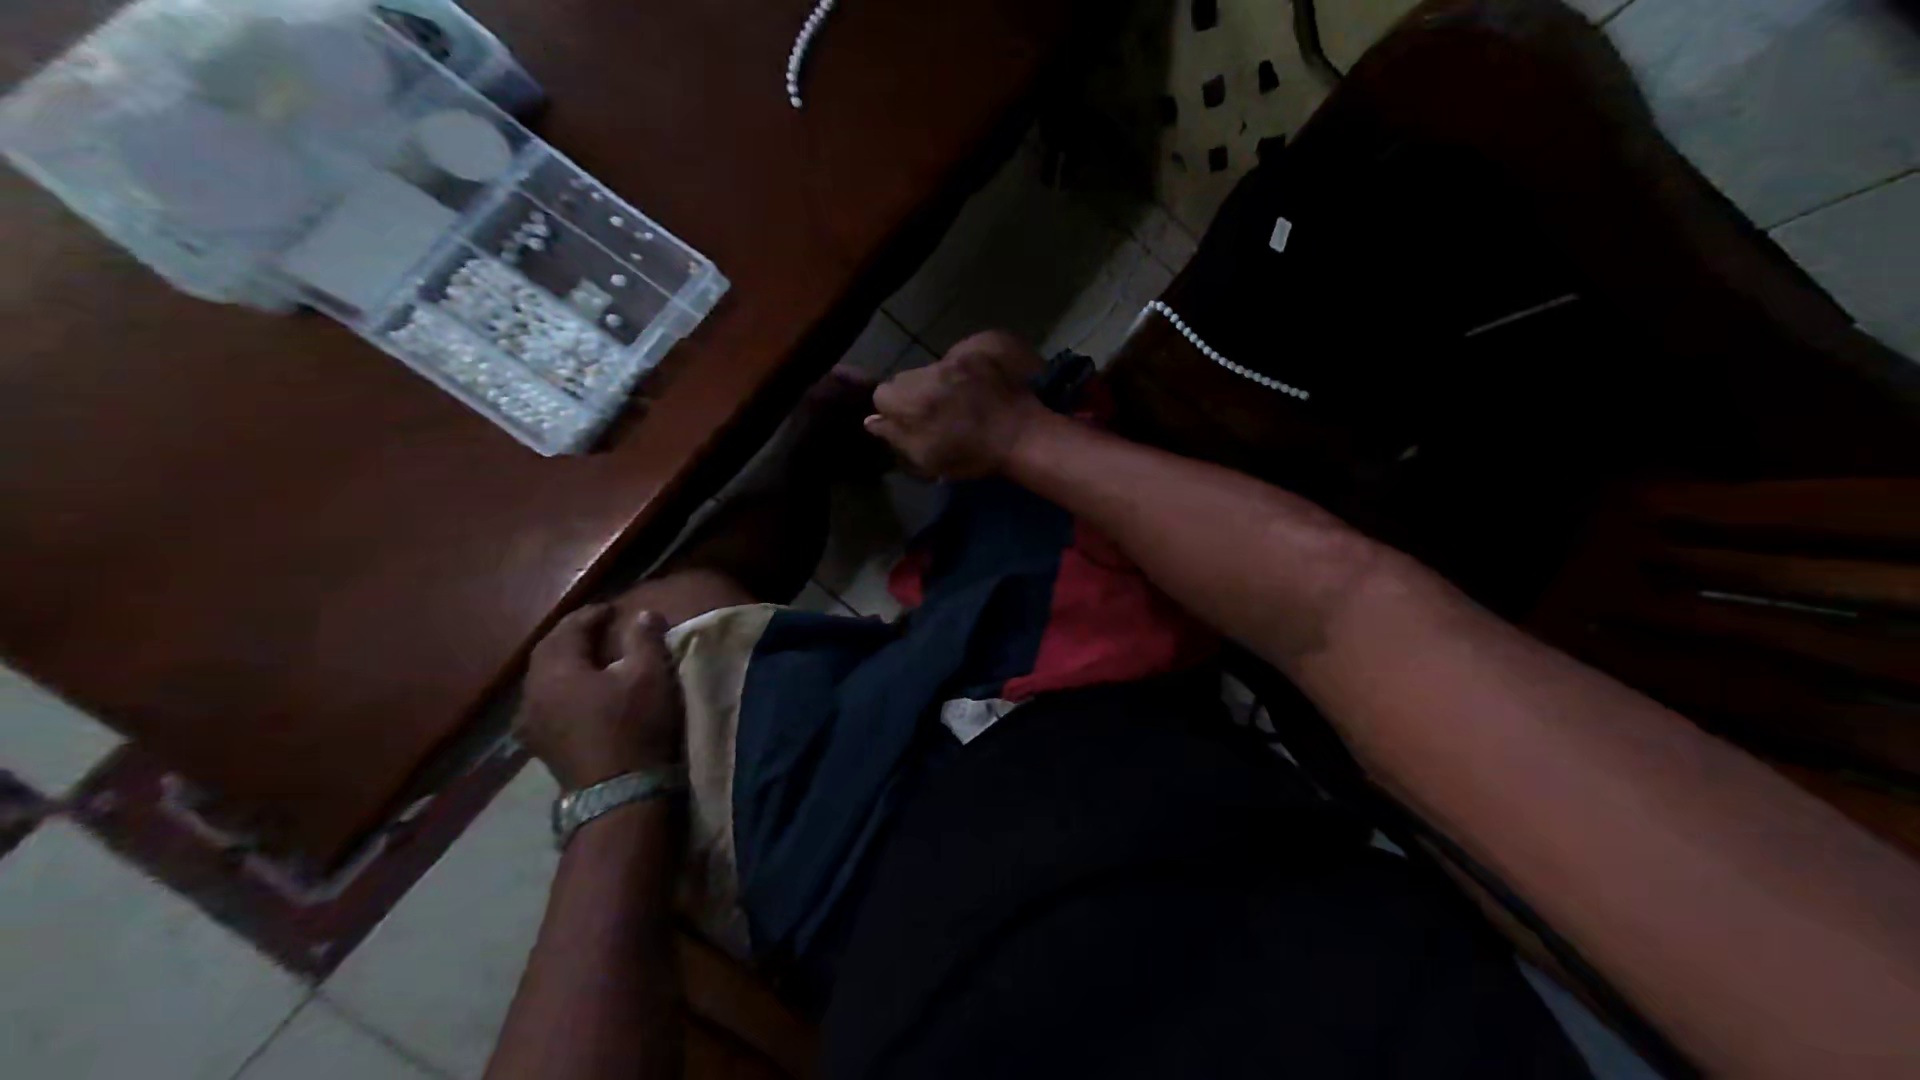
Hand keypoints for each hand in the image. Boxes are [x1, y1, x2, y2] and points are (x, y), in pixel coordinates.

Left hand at [515, 604, 684, 790]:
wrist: (621, 793)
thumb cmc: (636, 726)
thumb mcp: (650, 676)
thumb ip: (644, 639)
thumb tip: (642, 613)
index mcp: (556, 671)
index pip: (568, 629)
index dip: (591, 615)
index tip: (613, 609)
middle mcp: (533, 693)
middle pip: (548, 652)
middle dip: (573, 636)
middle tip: (599, 628)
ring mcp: (532, 722)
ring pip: (543, 678)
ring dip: (566, 662)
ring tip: (591, 657)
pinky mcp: (540, 744)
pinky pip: (545, 701)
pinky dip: (562, 686)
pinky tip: (579, 692)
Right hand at [865, 331, 1050, 479]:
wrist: (1028, 435)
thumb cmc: (975, 455)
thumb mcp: (928, 458)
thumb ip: (895, 436)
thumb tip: (871, 421)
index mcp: (912, 398)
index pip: (883, 394)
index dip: (896, 411)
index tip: (914, 423)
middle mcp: (932, 368)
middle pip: (909, 376)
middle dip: (919, 392)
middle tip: (943, 413)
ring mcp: (962, 351)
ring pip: (938, 363)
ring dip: (945, 379)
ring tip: (968, 399)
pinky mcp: (989, 341)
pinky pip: (968, 350)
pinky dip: (972, 363)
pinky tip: (986, 382)